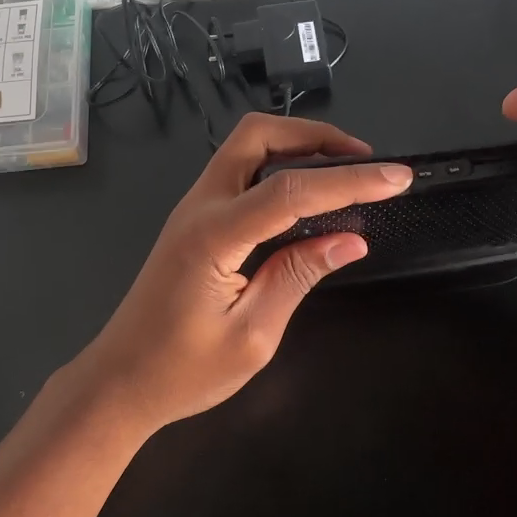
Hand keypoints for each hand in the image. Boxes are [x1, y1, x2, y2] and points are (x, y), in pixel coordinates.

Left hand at [68, 113, 411, 431]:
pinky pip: (239, 171)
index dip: (348, 180)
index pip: (290, 190)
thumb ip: (298, 276)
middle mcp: (199, 206)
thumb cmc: (182, 371)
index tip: (396, 178)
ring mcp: (193, 208)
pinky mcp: (195, 219)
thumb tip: (350, 240)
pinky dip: (278, 166)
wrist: (119, 381)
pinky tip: (306, 194)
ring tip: (344, 169)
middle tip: (363, 158)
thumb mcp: (252, 334)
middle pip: (256, 135)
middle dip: (315, 135)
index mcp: (214, 236)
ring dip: (296, 145)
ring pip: (245, 146)